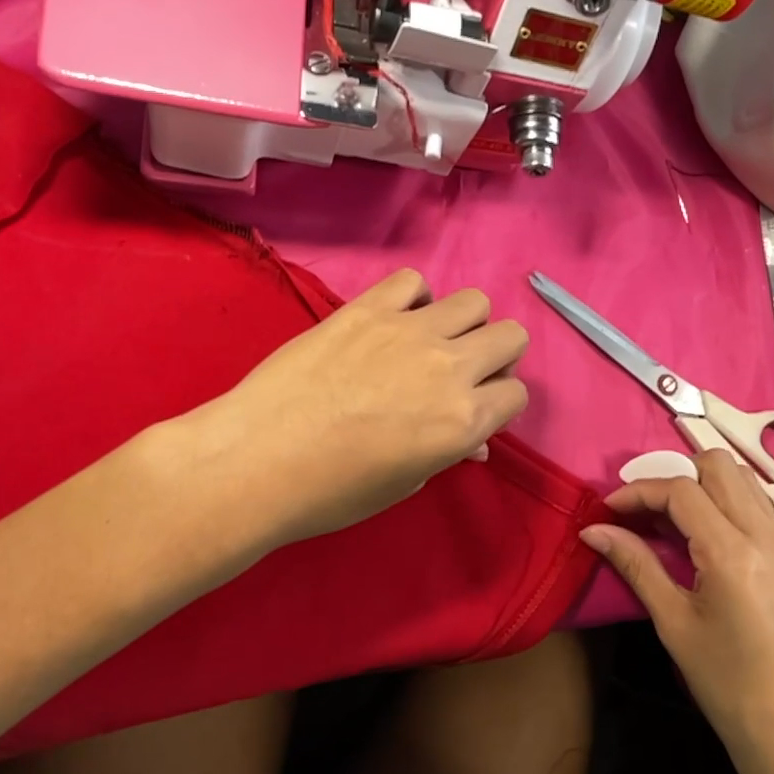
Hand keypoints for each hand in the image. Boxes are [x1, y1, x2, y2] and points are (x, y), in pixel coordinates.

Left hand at [177, 268, 528, 548]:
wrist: (257, 460)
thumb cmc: (332, 492)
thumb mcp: (404, 485)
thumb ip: (448, 453)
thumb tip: (472, 443)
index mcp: (465, 421)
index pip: (516, 394)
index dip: (498, 405)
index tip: (473, 413)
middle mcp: (451, 368)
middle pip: (511, 337)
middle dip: (496, 358)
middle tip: (462, 376)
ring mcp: (411, 330)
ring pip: (474, 302)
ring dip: (463, 324)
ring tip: (429, 344)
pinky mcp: (369, 308)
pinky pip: (414, 282)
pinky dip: (414, 299)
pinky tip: (393, 321)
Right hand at [582, 452, 773, 773]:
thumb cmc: (725, 684)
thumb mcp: (673, 623)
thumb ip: (636, 565)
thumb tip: (592, 530)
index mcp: (733, 552)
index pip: (681, 490)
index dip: (639, 491)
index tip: (610, 511)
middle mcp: (768, 534)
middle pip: (718, 466)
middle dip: (675, 477)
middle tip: (646, 513)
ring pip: (745, 481)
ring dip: (706, 488)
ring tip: (676, 524)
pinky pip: (763, 509)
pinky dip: (731, 507)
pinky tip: (712, 543)